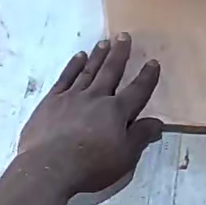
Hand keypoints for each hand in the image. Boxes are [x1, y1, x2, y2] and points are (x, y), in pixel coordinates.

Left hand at [15, 35, 162, 195]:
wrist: (48, 167)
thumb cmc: (89, 167)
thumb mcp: (123, 157)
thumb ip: (140, 137)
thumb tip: (158, 122)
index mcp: (116, 112)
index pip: (137, 90)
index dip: (147, 77)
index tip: (152, 62)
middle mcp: (95, 98)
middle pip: (110, 72)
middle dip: (119, 54)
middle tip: (124, 36)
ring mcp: (71, 97)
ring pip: (88, 71)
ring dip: (97, 56)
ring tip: (104, 42)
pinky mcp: (50, 101)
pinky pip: (65, 78)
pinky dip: (73, 66)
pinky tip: (78, 57)